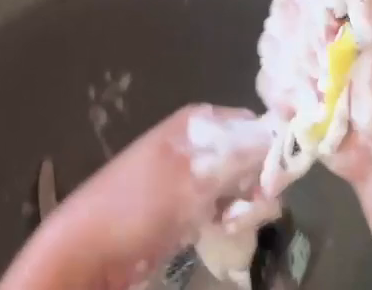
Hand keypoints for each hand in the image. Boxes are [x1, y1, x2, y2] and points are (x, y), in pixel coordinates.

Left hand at [0, 104, 272, 289]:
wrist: (88, 250)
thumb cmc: (139, 204)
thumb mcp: (195, 175)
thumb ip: (242, 152)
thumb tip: (283, 132)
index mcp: (200, 121)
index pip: (256, 125)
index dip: (270, 152)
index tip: (269, 183)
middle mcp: (199, 141)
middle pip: (252, 157)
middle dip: (257, 186)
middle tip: (242, 210)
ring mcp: (193, 175)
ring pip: (242, 187)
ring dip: (244, 208)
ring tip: (226, 225)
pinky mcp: (188, 206)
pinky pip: (225, 208)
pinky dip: (229, 221)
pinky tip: (217, 232)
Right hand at [256, 0, 371, 188]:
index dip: (321, 0)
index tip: (341, 22)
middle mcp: (318, 16)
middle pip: (285, 6)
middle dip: (308, 37)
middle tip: (335, 60)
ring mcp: (298, 49)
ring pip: (271, 38)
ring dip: (298, 67)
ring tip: (326, 88)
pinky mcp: (283, 82)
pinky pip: (265, 72)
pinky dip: (287, 91)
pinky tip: (310, 104)